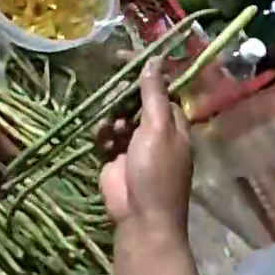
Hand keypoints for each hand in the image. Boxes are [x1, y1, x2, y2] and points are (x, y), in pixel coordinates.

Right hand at [98, 60, 191, 242]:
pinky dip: (103, 134)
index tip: (122, 56)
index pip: (158, 87)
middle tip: (113, 94)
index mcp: (173, 120)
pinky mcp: (115, 158)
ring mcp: (135, 144)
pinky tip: (102, 139)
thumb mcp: (158, 127)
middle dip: (122, 96)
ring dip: (112, 117)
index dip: (142, 71)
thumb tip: (156, 59)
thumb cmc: (156, 170)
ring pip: (119, 116)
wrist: (141, 219)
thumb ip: (154, 94)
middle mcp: (156, 129)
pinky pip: (106, 136)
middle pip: (136, 100)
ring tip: (110, 127)